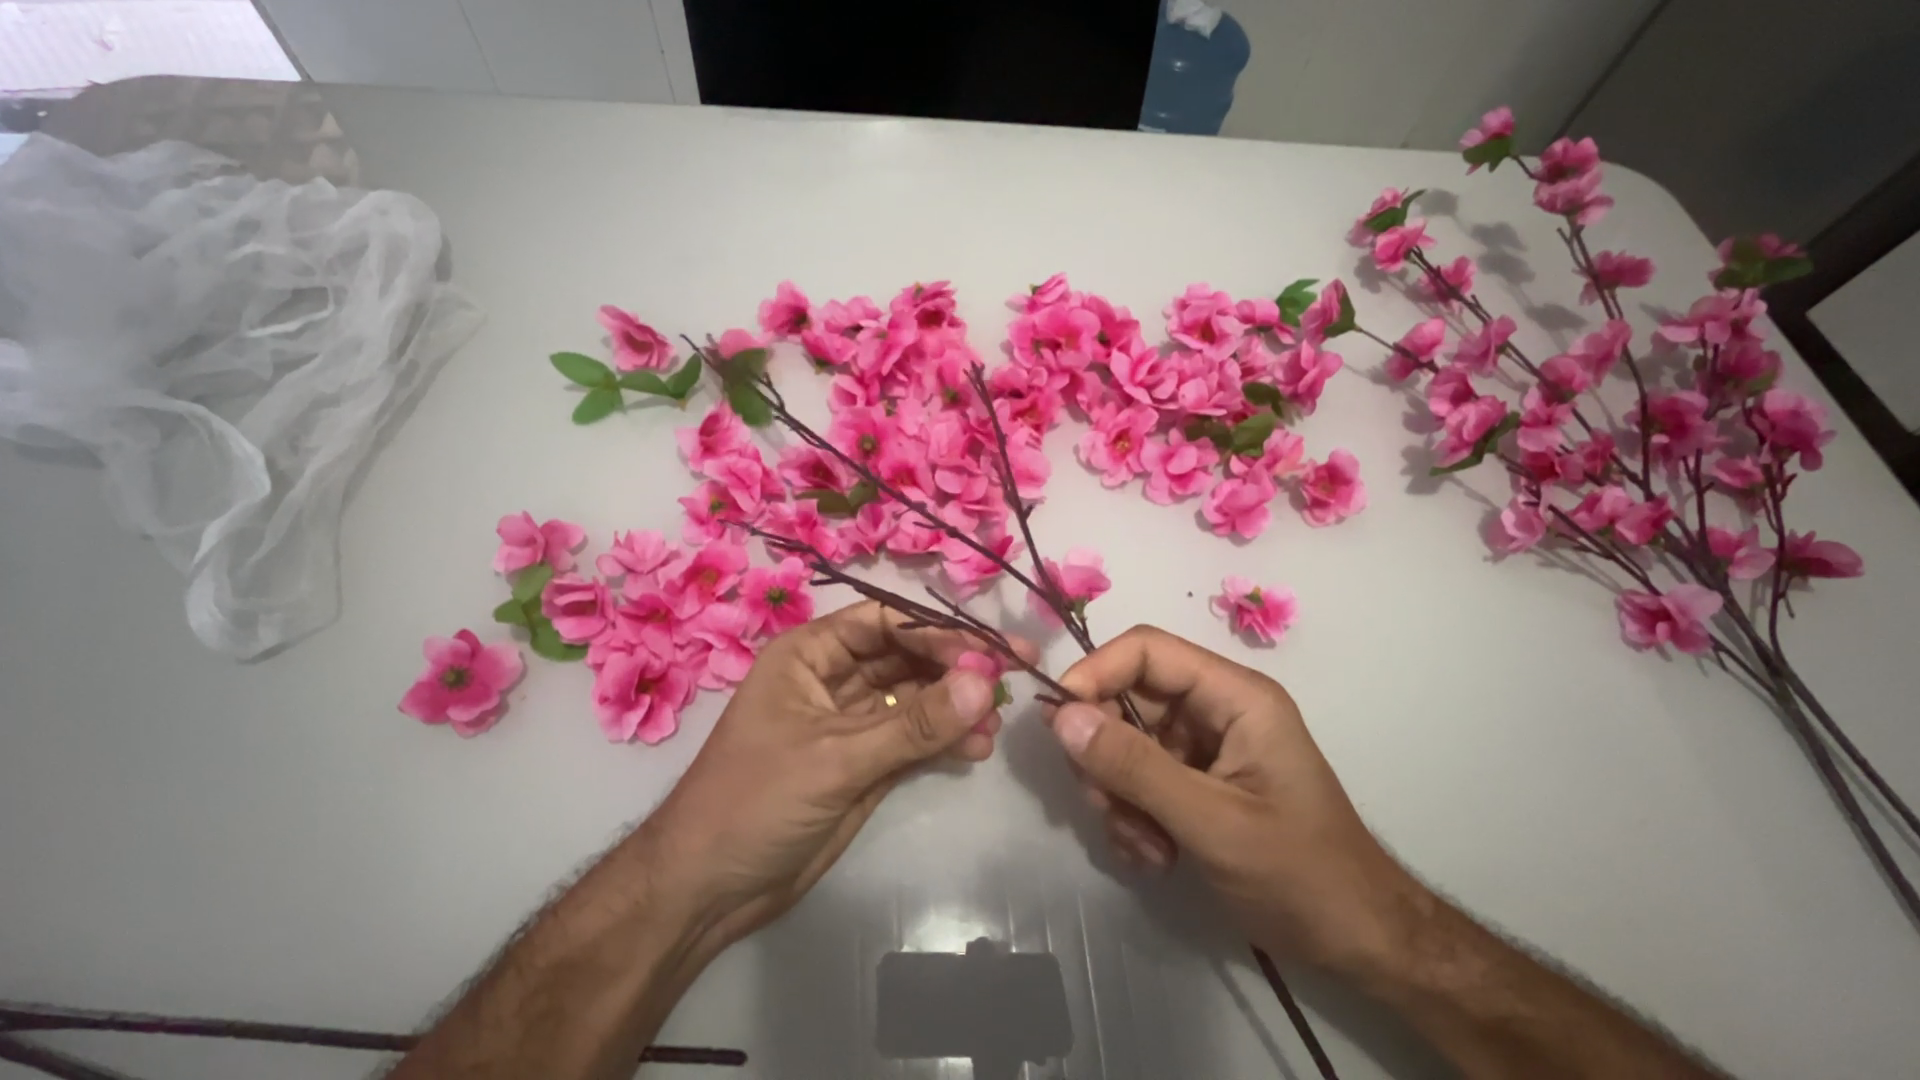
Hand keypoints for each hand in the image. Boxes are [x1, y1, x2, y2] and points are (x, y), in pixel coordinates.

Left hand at [641, 601, 1015, 948]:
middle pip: (907, 657)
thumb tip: (985, 683)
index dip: (939, 632)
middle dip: (957, 666)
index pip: (885, 623)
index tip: (990, 652)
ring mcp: (852, 723)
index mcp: (810, 655)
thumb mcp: (836, 758)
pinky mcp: (865, 764)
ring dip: (957, 705)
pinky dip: (946, 740)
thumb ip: (914, 724)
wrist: (710, 887)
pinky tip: (977, 747)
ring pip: (916, 699)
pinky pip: (915, 739)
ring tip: (998, 721)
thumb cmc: (756, 801)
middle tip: (1015, 674)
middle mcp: (833, 679)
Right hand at [1046, 625, 1423, 975]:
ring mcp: (1204, 749)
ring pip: (1124, 745)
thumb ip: (1134, 767)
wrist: (1355, 940)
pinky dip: (1132, 818)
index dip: (1095, 674)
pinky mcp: (1194, 784)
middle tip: (1105, 807)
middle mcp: (1216, 711)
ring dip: (1119, 798)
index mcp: (1236, 697)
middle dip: (1105, 755)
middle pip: (1127, 699)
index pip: (1147, 651)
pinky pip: (1137, 781)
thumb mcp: (1211, 821)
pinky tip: (1155, 858)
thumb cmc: (1299, 874)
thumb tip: (1060, 716)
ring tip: (1146, 847)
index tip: (1057, 723)